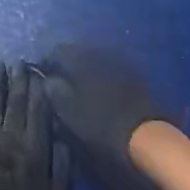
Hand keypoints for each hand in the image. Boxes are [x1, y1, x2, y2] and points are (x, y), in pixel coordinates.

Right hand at [37, 43, 167, 189]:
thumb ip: (54, 92)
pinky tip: (100, 87)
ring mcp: (120, 64)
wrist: (147, 138)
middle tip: (60, 78)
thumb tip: (48, 79)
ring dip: (85, 67)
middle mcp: (100, 56)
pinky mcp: (136, 76)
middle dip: (67, 63)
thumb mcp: (68, 112)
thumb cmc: (101, 124)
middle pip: (77, 52)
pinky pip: (111, 68)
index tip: (42, 74)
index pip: (56, 53)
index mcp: (81, 61)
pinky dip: (102, 74)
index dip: (46, 63)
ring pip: (96, 59)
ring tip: (79, 83)